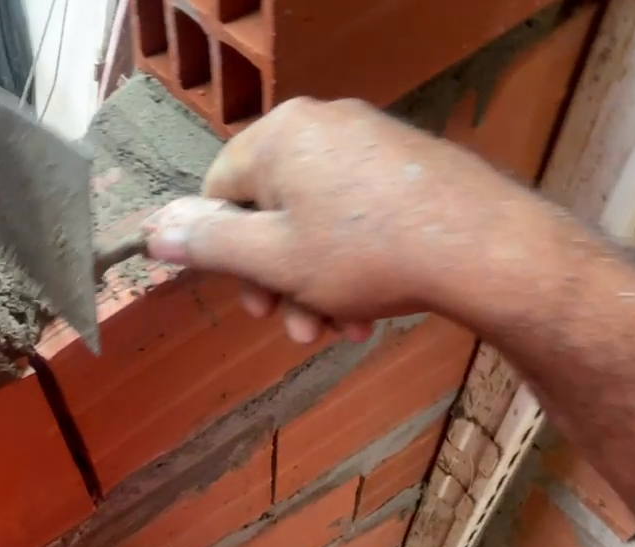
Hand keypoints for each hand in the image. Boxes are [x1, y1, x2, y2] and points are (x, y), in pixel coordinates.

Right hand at [141, 97, 559, 342]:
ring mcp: (364, 142)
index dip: (226, 253)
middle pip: (268, 212)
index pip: (219, 192)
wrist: (480, 247)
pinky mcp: (399, 165)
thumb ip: (210, 246)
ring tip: (335, 331)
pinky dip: (348, 268)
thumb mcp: (272, 259)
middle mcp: (319, 127)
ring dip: (313, 287)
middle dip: (276, 281)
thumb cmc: (364, 255)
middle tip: (294, 328)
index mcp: (278, 139)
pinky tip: (364, 314)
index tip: (253, 300)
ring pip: (312, 225)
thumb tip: (155, 233)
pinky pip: (351, 218)